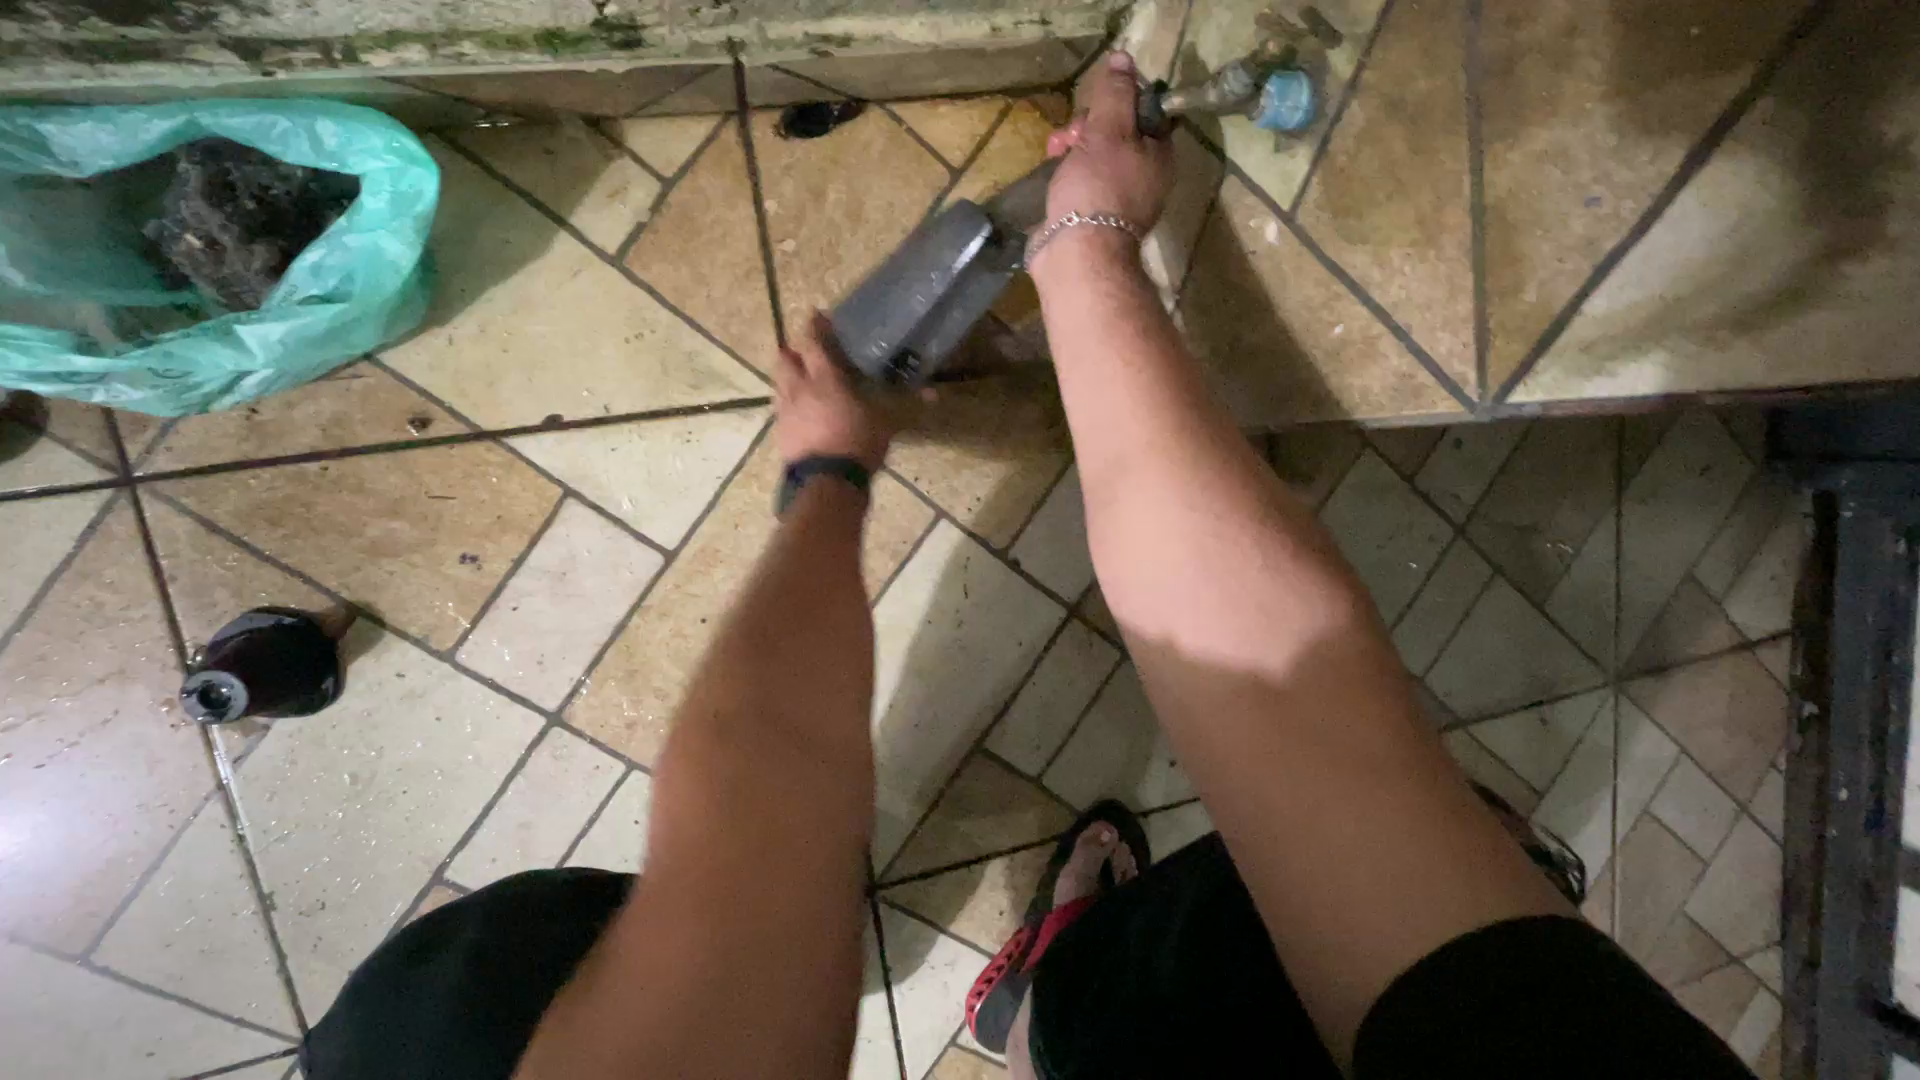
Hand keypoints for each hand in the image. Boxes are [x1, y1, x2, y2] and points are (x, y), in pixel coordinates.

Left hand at [772, 311, 890, 470]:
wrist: (826, 483)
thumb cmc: (858, 445)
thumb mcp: (887, 425)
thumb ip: (905, 407)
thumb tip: (936, 396)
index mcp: (825, 379)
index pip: (813, 342)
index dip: (814, 326)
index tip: (816, 315)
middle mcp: (799, 388)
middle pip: (785, 358)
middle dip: (793, 350)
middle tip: (804, 350)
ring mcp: (785, 411)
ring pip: (778, 382)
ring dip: (787, 376)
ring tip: (800, 380)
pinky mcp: (779, 433)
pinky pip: (779, 409)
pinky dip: (787, 403)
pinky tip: (798, 412)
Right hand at [1045, 51, 1174, 230]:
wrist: (1077, 252)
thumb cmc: (1098, 187)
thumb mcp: (1108, 129)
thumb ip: (1116, 93)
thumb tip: (1123, 59)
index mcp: (1159, 156)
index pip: (1143, 113)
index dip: (1116, 102)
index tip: (1093, 105)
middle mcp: (1145, 180)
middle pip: (1115, 136)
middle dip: (1086, 128)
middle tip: (1069, 136)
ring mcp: (1118, 203)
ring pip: (1094, 160)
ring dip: (1071, 149)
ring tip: (1053, 154)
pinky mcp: (1092, 220)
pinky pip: (1080, 185)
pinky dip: (1066, 177)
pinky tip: (1051, 177)